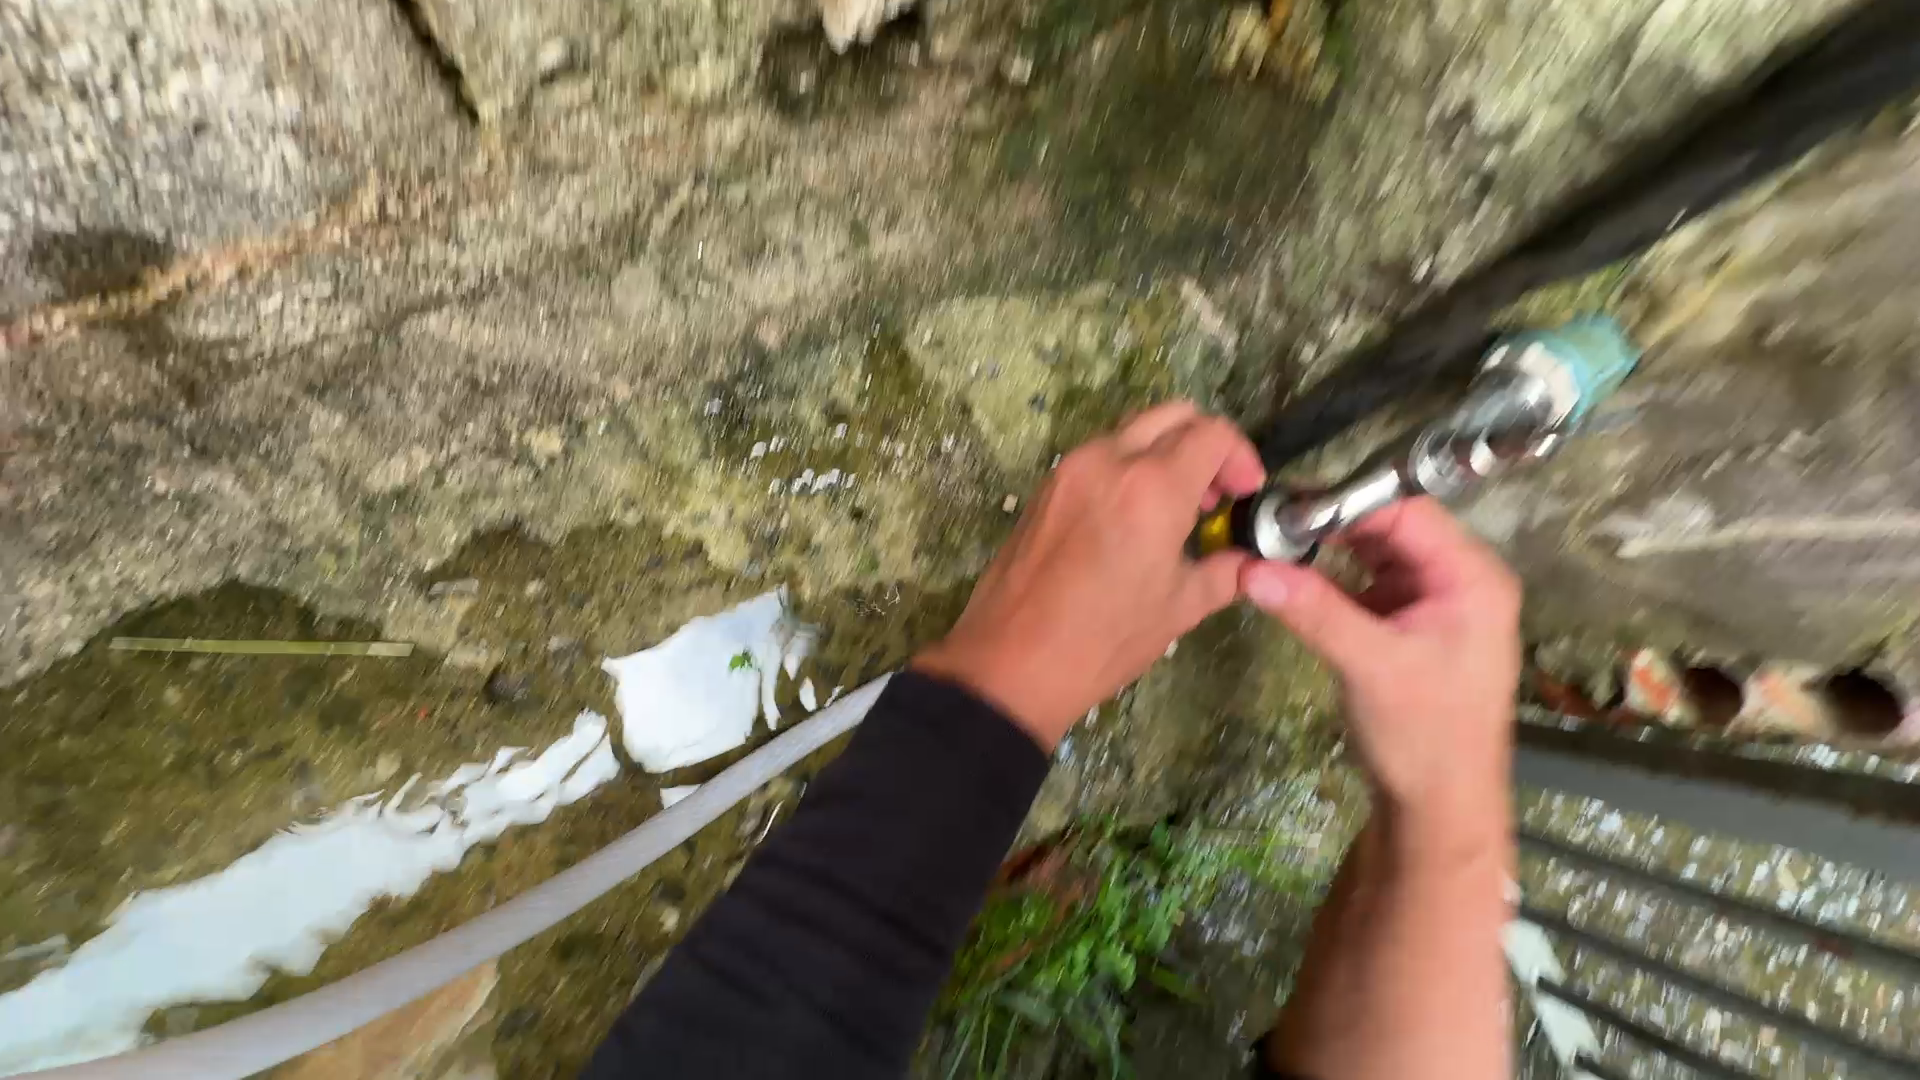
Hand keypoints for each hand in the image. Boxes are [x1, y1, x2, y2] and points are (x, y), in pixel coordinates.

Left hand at [914, 403, 1265, 749]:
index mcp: (1150, 486)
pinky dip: (1126, 468)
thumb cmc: (1102, 639)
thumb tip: (1248, 562)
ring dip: (1163, 454)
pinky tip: (1131, 519)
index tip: (1245, 495)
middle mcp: (1107, 461)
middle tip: (1215, 495)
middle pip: (1171, 416)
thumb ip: (1224, 572)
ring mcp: (1068, 470)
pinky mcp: (1044, 488)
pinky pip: (1097, 457)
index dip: (1241, 457)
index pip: (1211, 433)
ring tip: (1175, 511)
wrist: (1010, 661)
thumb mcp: (1177, 609)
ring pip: (1130, 433)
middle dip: (1204, 445)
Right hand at [1241, 497, 1520, 852]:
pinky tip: (1290, 574)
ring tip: (1272, 541)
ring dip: (1324, 545)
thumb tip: (1250, 568)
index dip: (1348, 503)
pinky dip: (1325, 575)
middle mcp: (1453, 579)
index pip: (1407, 513)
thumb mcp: (1370, 666)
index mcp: (1470, 578)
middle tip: (1269, 522)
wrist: (1436, 803)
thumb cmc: (1424, 734)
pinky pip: (1360, 580)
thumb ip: (1314, 612)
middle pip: (1388, 527)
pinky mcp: (1400, 621)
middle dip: (1330, 522)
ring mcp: (1426, 599)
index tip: (1285, 507)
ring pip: (1371, 551)